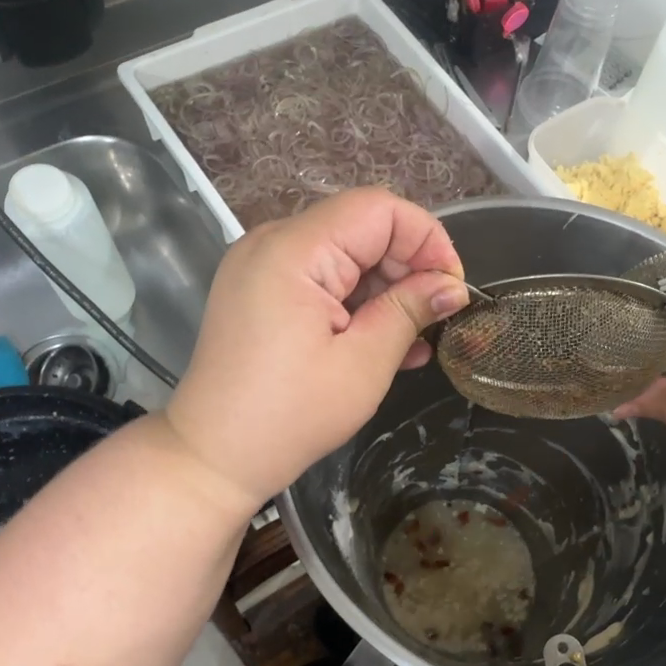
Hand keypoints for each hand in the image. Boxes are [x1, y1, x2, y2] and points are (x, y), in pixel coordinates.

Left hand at [164, 188, 468, 511]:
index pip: (378, 209)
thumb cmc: (290, 415)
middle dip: (407, 268)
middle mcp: (272, 243)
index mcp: (294, 250)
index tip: (451, 289)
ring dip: (385, 292)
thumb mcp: (363, 364)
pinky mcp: (259, 294)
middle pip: (360, 229)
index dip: (426, 239)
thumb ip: (409, 311)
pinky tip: (385, 343)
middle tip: (435, 321)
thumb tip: (453, 286)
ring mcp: (261, 268)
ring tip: (416, 341)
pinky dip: (354, 304)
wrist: (213, 457)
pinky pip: (319, 282)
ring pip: (343, 257)